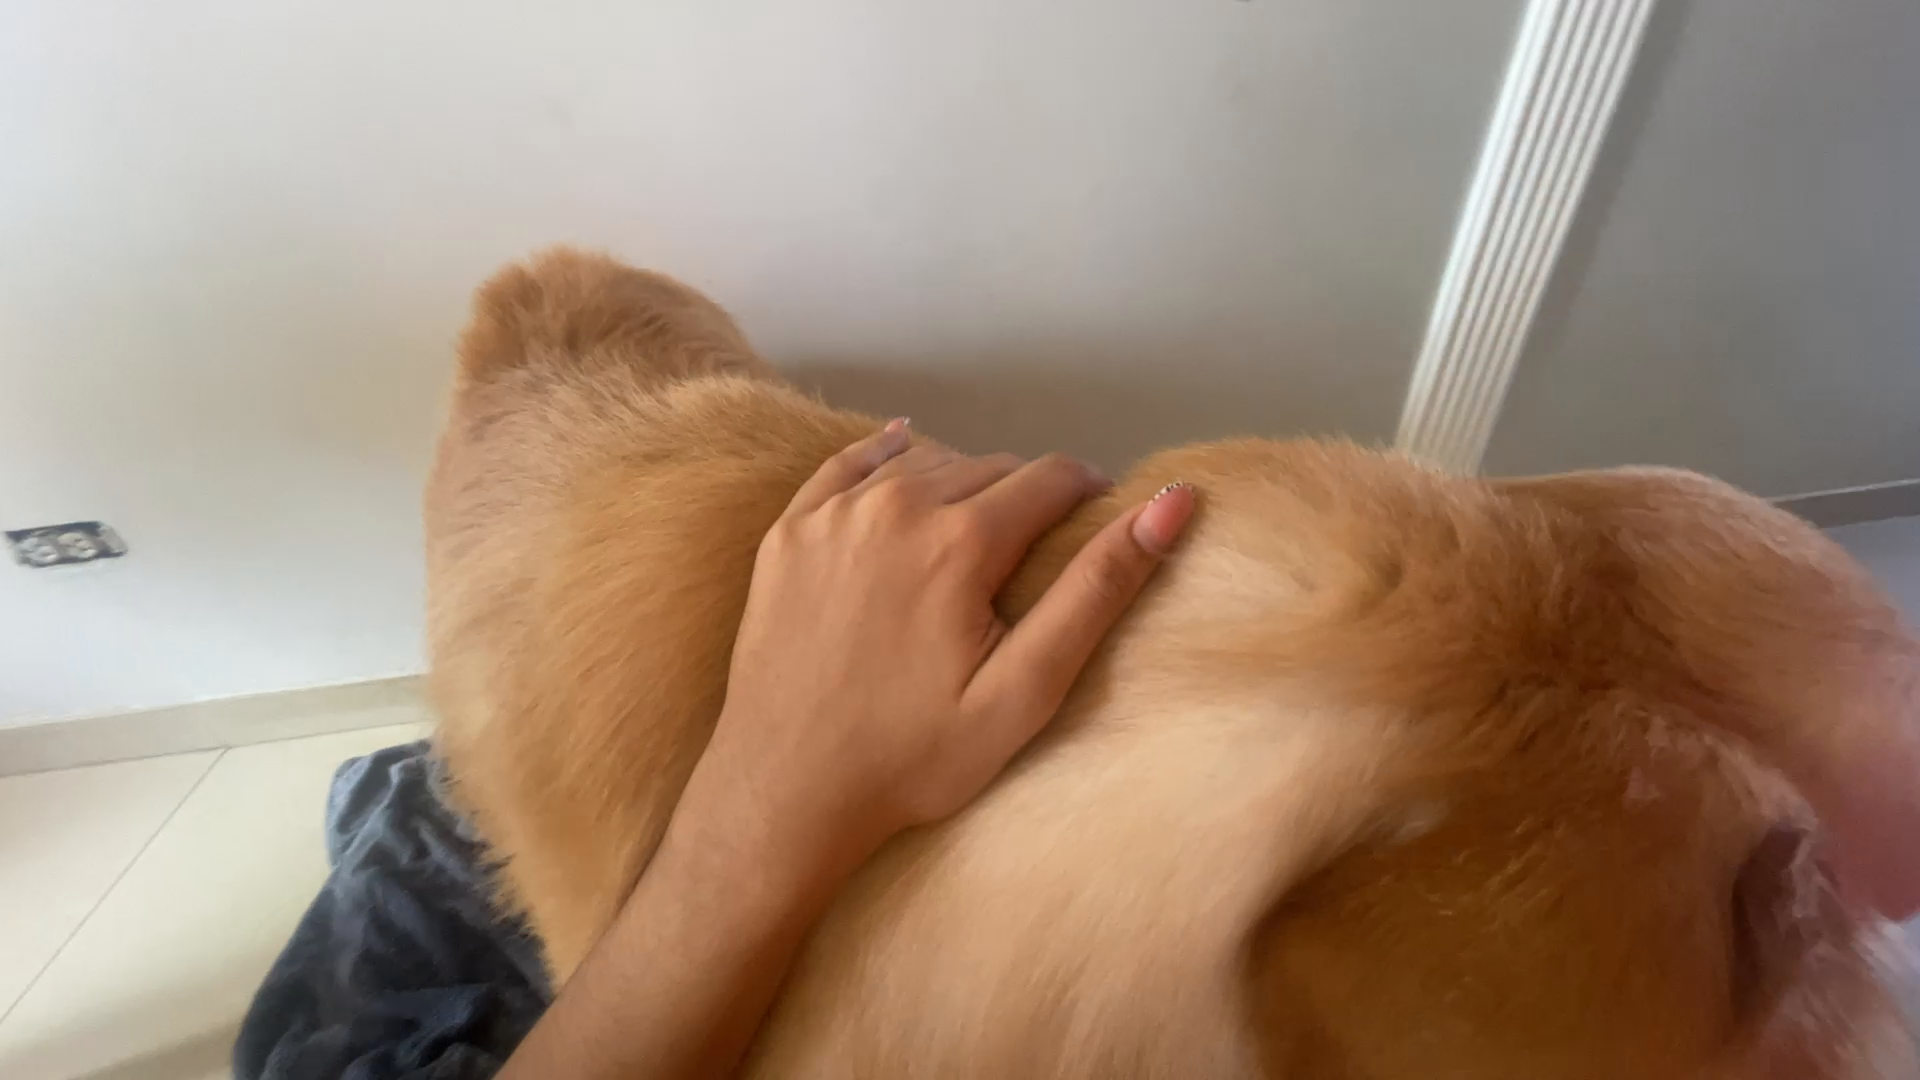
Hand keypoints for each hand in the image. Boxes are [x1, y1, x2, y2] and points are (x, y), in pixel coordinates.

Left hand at [700, 419, 1194, 868]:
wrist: (784, 790)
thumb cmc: (915, 755)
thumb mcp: (1025, 690)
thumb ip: (1097, 590)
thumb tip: (1171, 503)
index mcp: (961, 540)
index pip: (1049, 477)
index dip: (1084, 489)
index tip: (1096, 508)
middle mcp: (895, 504)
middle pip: (990, 466)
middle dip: (1026, 494)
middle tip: (1033, 542)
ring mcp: (833, 512)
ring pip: (925, 461)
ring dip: (963, 481)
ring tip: (977, 523)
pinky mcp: (789, 529)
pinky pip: (849, 463)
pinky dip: (886, 454)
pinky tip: (902, 447)